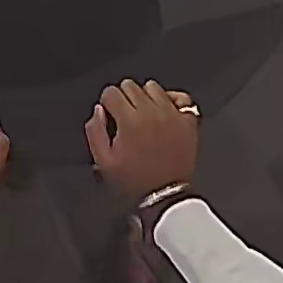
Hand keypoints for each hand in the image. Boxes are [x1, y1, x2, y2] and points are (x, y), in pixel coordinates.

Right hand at [84, 80, 198, 200]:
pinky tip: (164, 111)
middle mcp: (151, 112)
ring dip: (146, 97)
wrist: (165, 196)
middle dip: (124, 98)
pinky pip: (180, 96)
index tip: (110, 114)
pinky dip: (172, 100)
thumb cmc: (135, 181)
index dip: (107, 102)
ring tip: (144, 114)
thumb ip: (95, 131)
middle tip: (126, 117)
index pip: (111, 92)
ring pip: (153, 87)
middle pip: (131, 86)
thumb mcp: (104, 161)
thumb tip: (98, 110)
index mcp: (129, 121)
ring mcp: (172, 114)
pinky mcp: (187, 120)